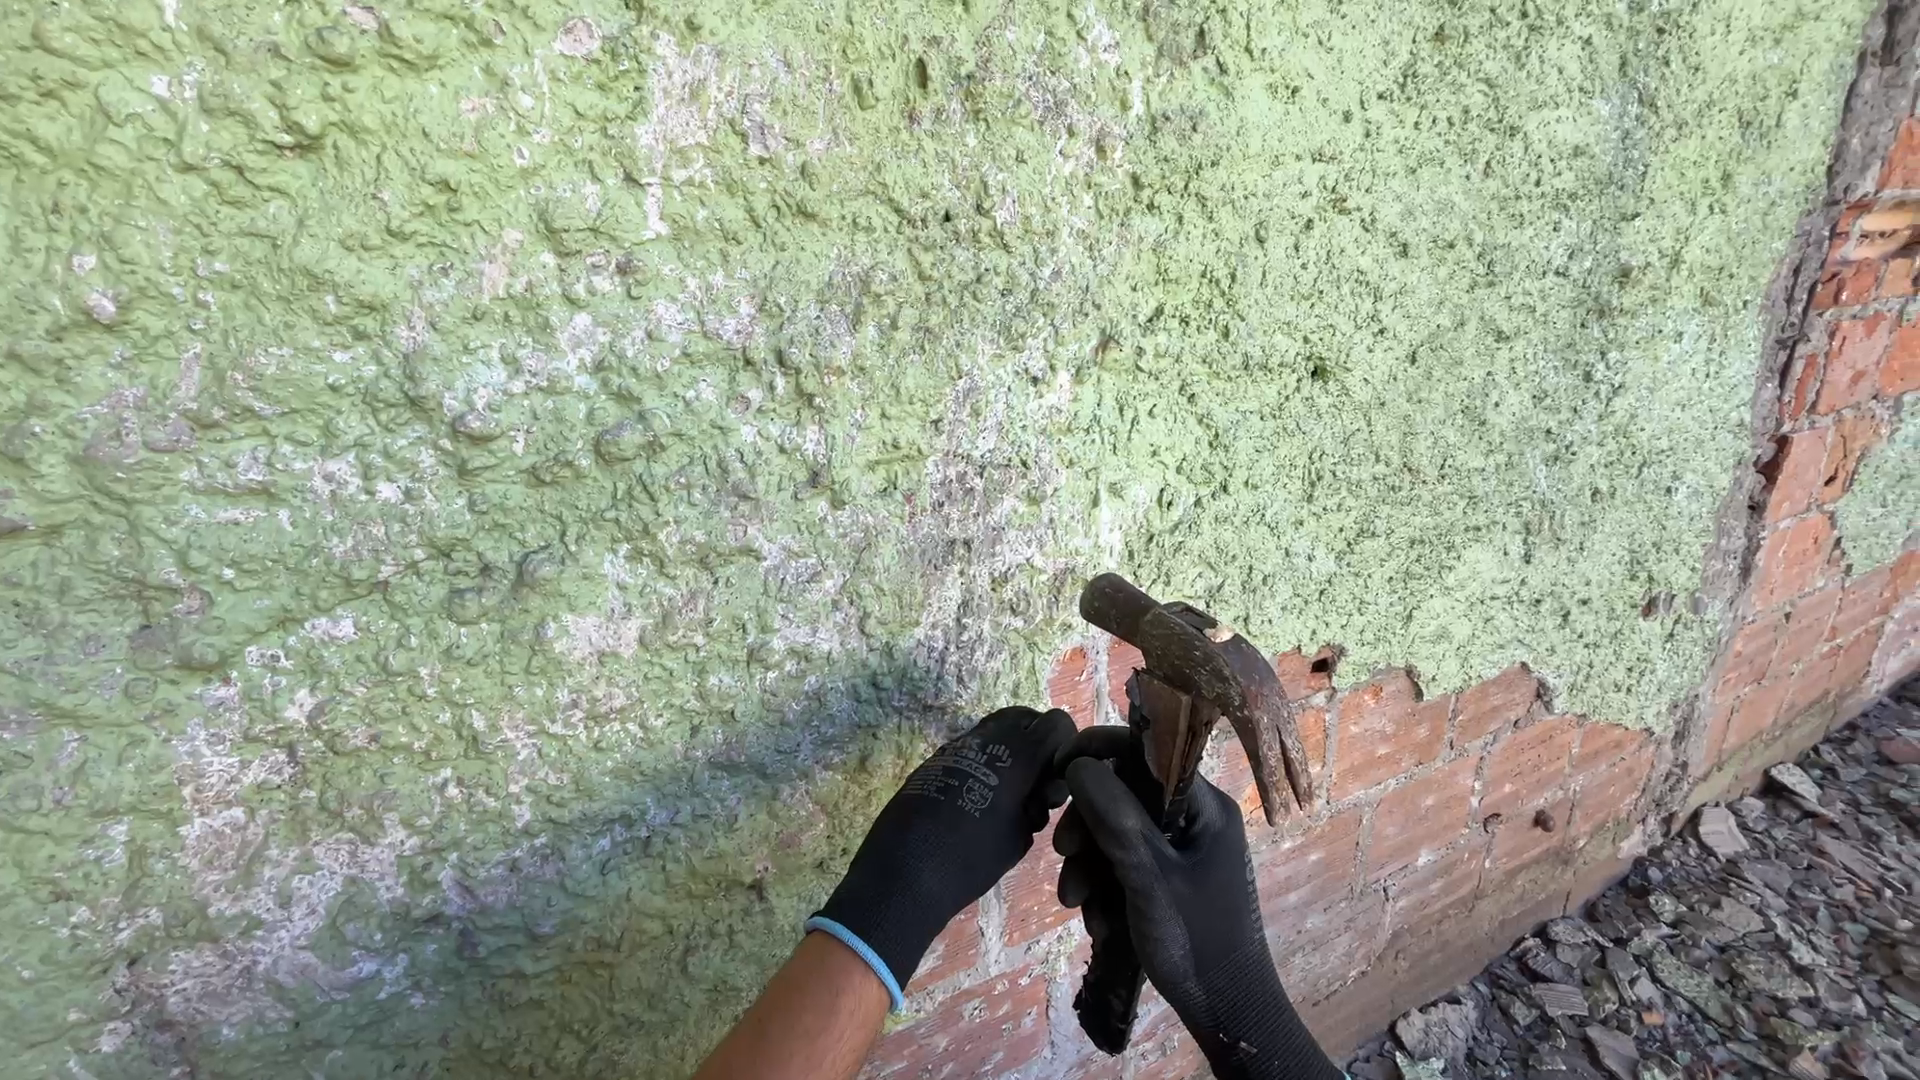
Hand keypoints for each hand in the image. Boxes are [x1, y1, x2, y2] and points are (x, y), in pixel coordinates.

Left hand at [809, 706, 1075, 1007]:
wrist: (905, 870)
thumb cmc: (972, 859)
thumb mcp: (1020, 835)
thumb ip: (1036, 803)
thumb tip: (1036, 792)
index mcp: (1017, 754)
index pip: (1056, 723)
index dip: (1065, 747)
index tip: (1058, 778)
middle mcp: (988, 737)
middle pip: (1025, 717)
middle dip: (1037, 744)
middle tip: (1036, 783)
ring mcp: (957, 743)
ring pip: (996, 728)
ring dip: (1009, 751)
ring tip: (1007, 793)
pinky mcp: (936, 756)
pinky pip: (971, 745)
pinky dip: (984, 761)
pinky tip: (977, 795)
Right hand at [1055, 727, 1341, 1079]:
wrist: (1229, 1016)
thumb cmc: (1197, 941)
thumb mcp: (1150, 876)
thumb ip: (1116, 817)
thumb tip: (1078, 764)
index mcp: (1204, 804)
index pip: (1148, 751)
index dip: (1100, 750)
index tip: (1059, 768)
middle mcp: (1193, 817)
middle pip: (1124, 793)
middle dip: (1087, 823)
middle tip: (1063, 852)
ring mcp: (1180, 849)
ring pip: (1117, 831)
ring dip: (1089, 863)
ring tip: (1075, 903)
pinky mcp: (1167, 878)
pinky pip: (1123, 862)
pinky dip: (1103, 885)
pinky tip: (1097, 920)